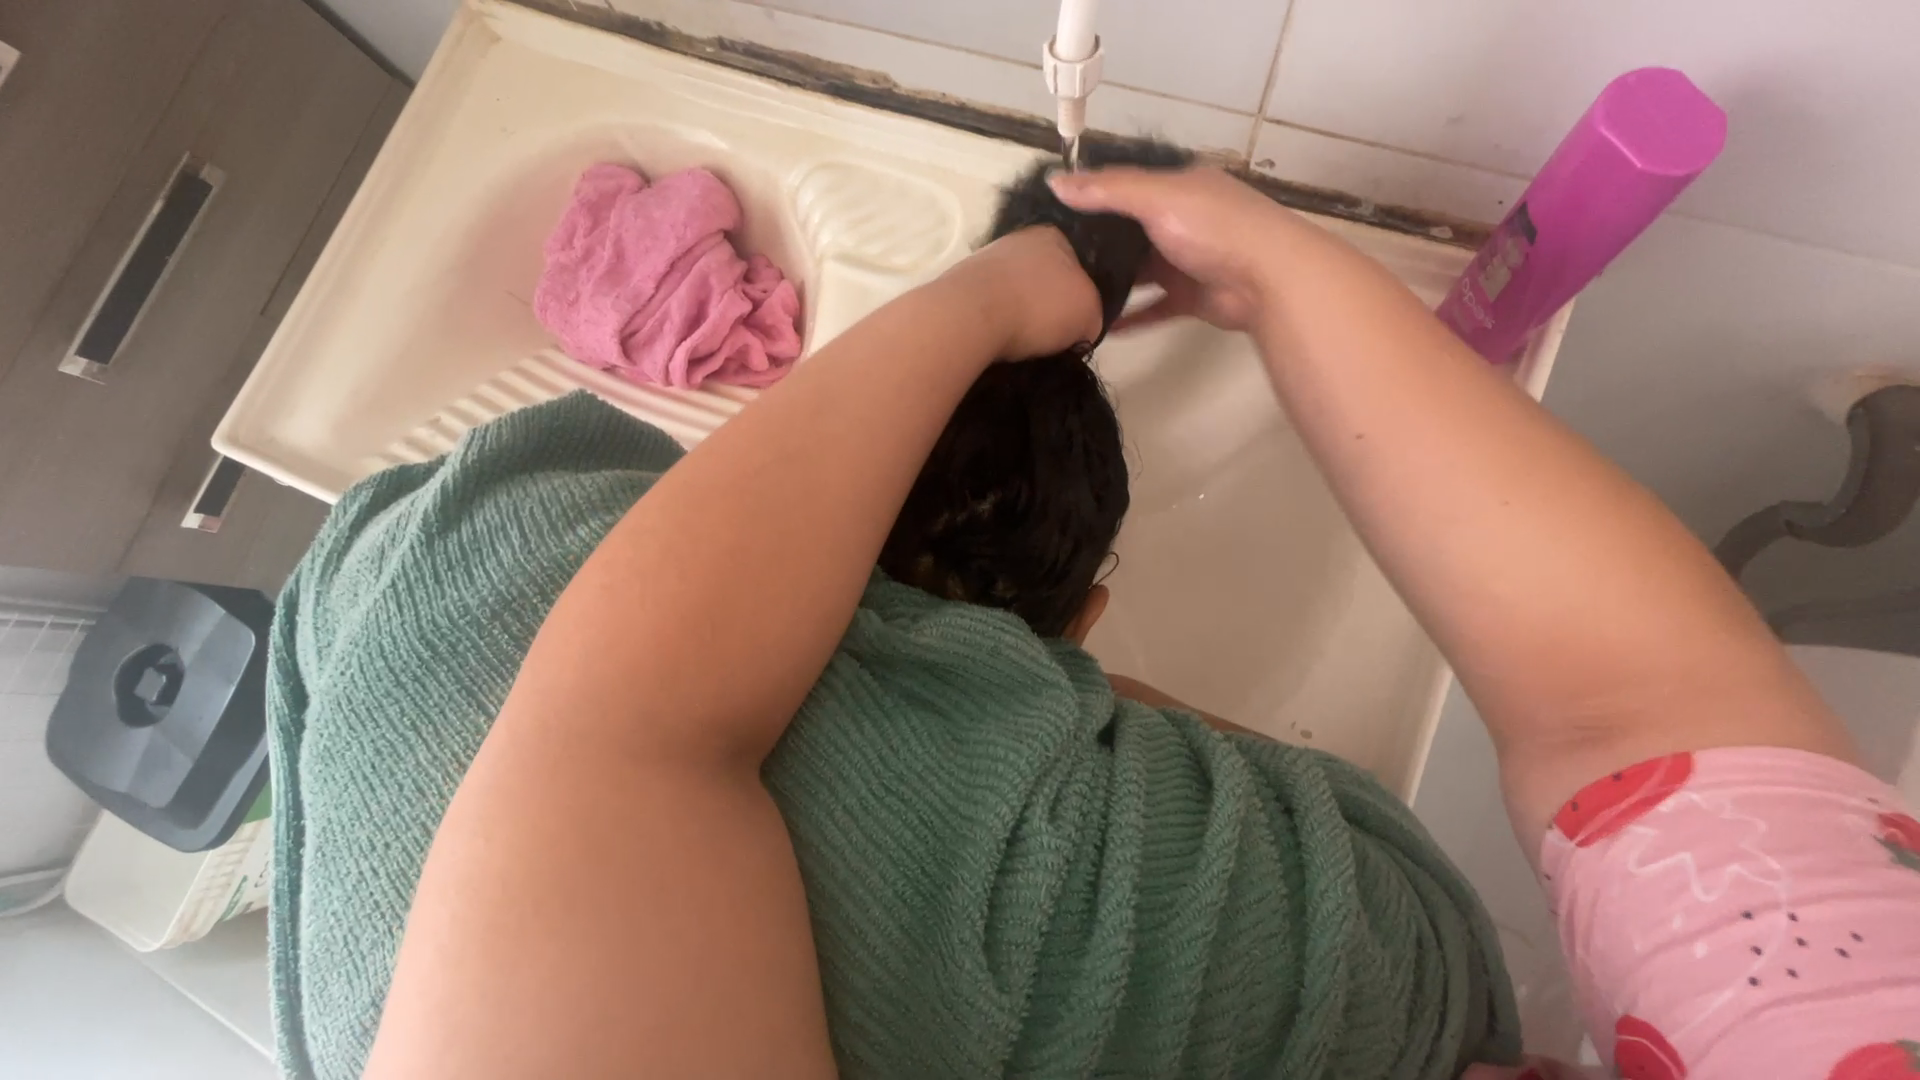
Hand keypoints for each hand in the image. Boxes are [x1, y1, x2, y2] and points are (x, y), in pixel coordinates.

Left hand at [940, 226, 1102, 360]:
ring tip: (1022, 342)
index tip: (1078, 324)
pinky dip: (996, 322)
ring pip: (1016, 293)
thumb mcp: (1089, 312)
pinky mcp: (962, 285)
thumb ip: (1094, 313)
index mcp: (1053, 235)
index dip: (1083, 297)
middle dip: (1049, 307)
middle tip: (1053, 338)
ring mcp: (986, 260)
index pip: (1080, 265)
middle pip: (1046, 280)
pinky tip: (997, 338)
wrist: (969, 316)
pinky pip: (990, 306)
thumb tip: (1082, 326)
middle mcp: (1018, 240)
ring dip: (1020, 315)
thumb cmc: (1038, 307)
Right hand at [1048, 167, 1292, 331]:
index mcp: (1178, 188)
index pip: (1126, 187)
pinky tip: (1101, 326)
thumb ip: (1107, 191)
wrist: (1268, 279)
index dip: (1092, 196)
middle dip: (1097, 243)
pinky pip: (1153, 308)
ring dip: (1111, 281)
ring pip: (1140, 272)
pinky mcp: (1190, 299)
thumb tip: (1054, 182)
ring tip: (1070, 292)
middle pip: (1130, 231)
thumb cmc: (1214, 227)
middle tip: (1052, 258)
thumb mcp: (1157, 199)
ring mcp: (1186, 261)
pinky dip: (1130, 316)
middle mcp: (1182, 221)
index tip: (1052, 212)